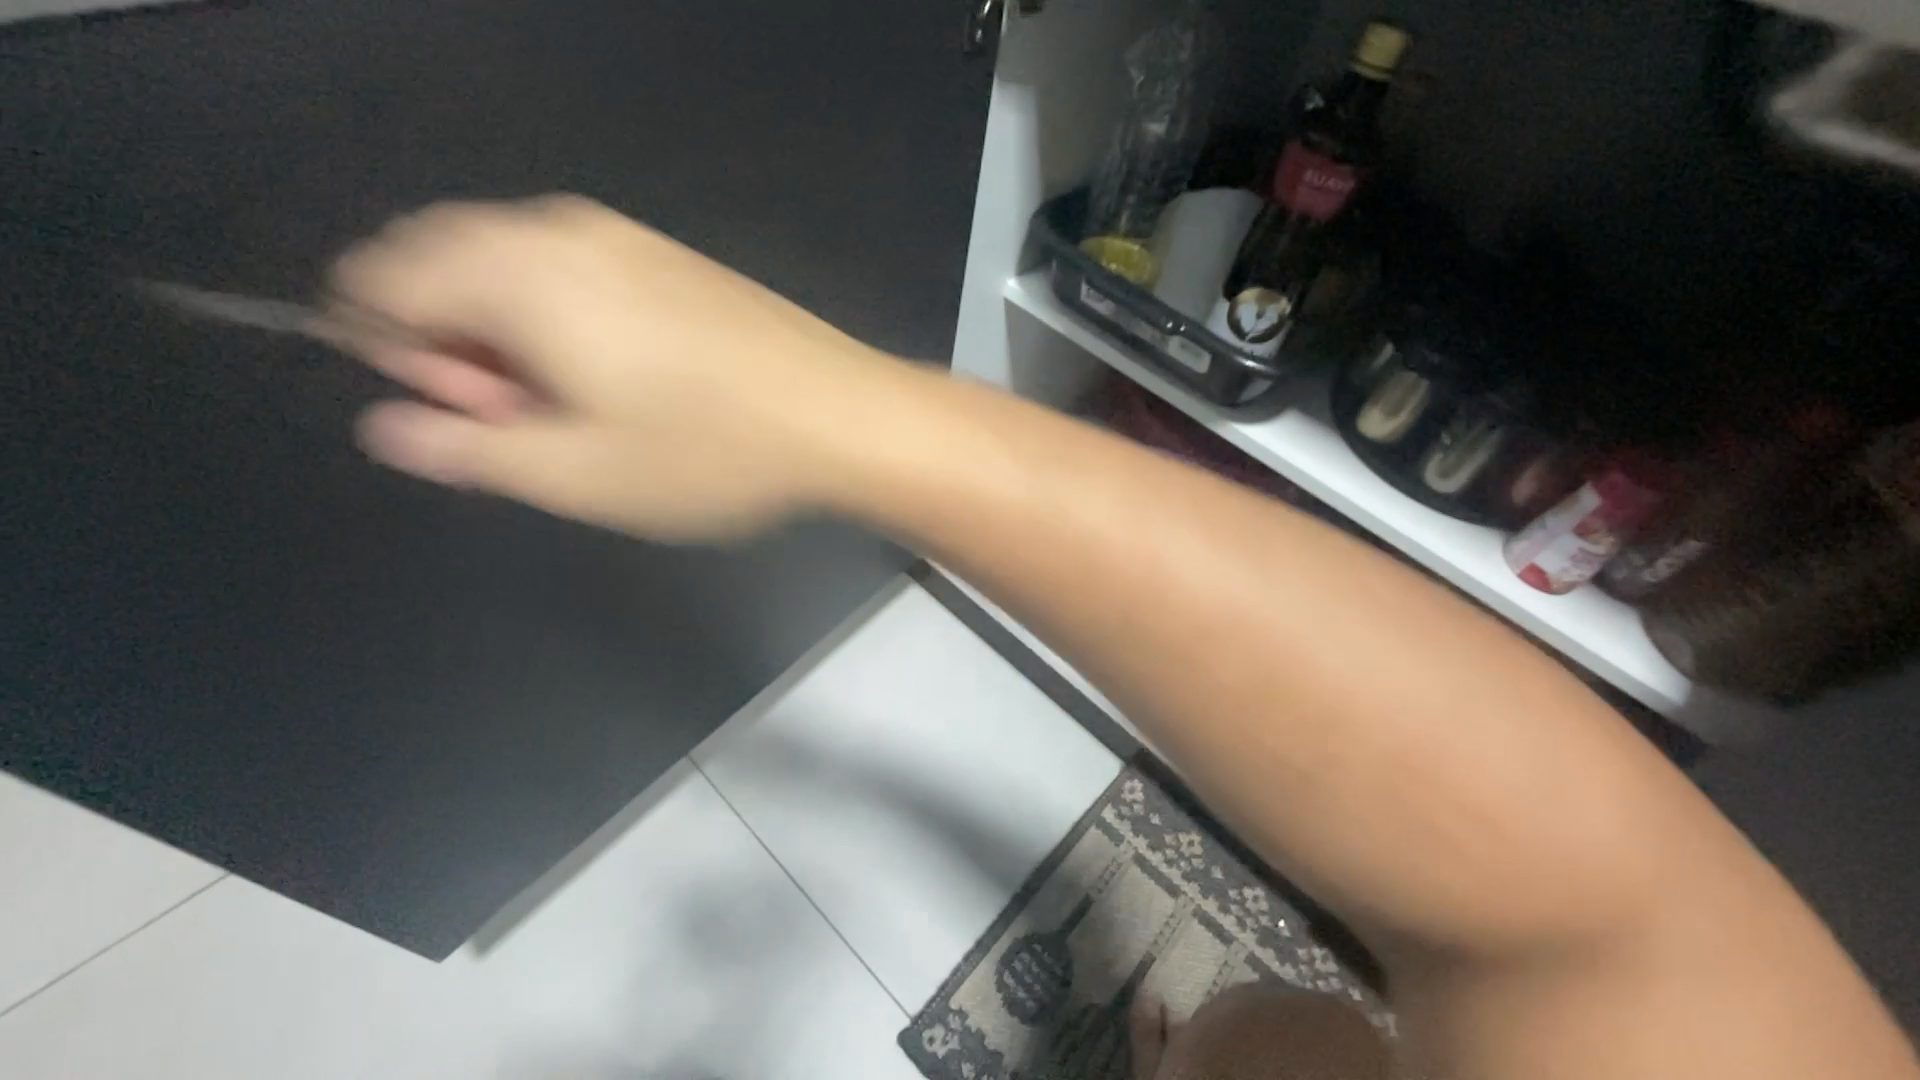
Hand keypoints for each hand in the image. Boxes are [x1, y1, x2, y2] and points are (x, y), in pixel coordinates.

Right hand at [328, 195, 897, 540]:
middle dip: (455, 342)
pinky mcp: (670, 258)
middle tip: (528, 420)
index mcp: (518, 272)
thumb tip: (389, 425)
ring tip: (583, 411)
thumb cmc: (707, 453)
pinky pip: (575, 274)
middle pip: (446, 266)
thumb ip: (465, 448)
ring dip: (514, 337)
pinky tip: (624, 381)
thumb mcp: (576, 475)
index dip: (397, 353)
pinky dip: (564, 320)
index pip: (381, 278)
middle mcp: (561, 230)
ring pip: (514, 271)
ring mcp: (624, 237)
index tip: (468, 415)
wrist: (841, 415)